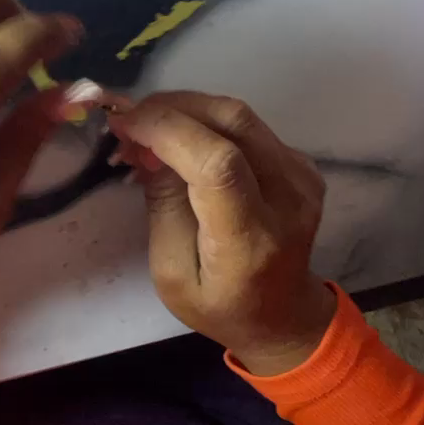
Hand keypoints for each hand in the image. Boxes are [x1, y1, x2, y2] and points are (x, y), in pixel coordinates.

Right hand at [109, 93, 336, 375]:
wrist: (283, 315)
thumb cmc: (218, 305)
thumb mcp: (170, 273)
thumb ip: (163, 208)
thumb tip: (147, 149)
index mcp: (252, 239)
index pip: (218, 164)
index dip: (167, 131)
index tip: (123, 125)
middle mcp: (288, 197)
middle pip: (232, 123)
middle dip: (169, 109)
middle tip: (126, 121)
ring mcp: (300, 175)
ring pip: (238, 114)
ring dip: (183, 108)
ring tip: (145, 126)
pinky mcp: (299, 163)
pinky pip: (245, 126)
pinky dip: (202, 120)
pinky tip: (176, 138)